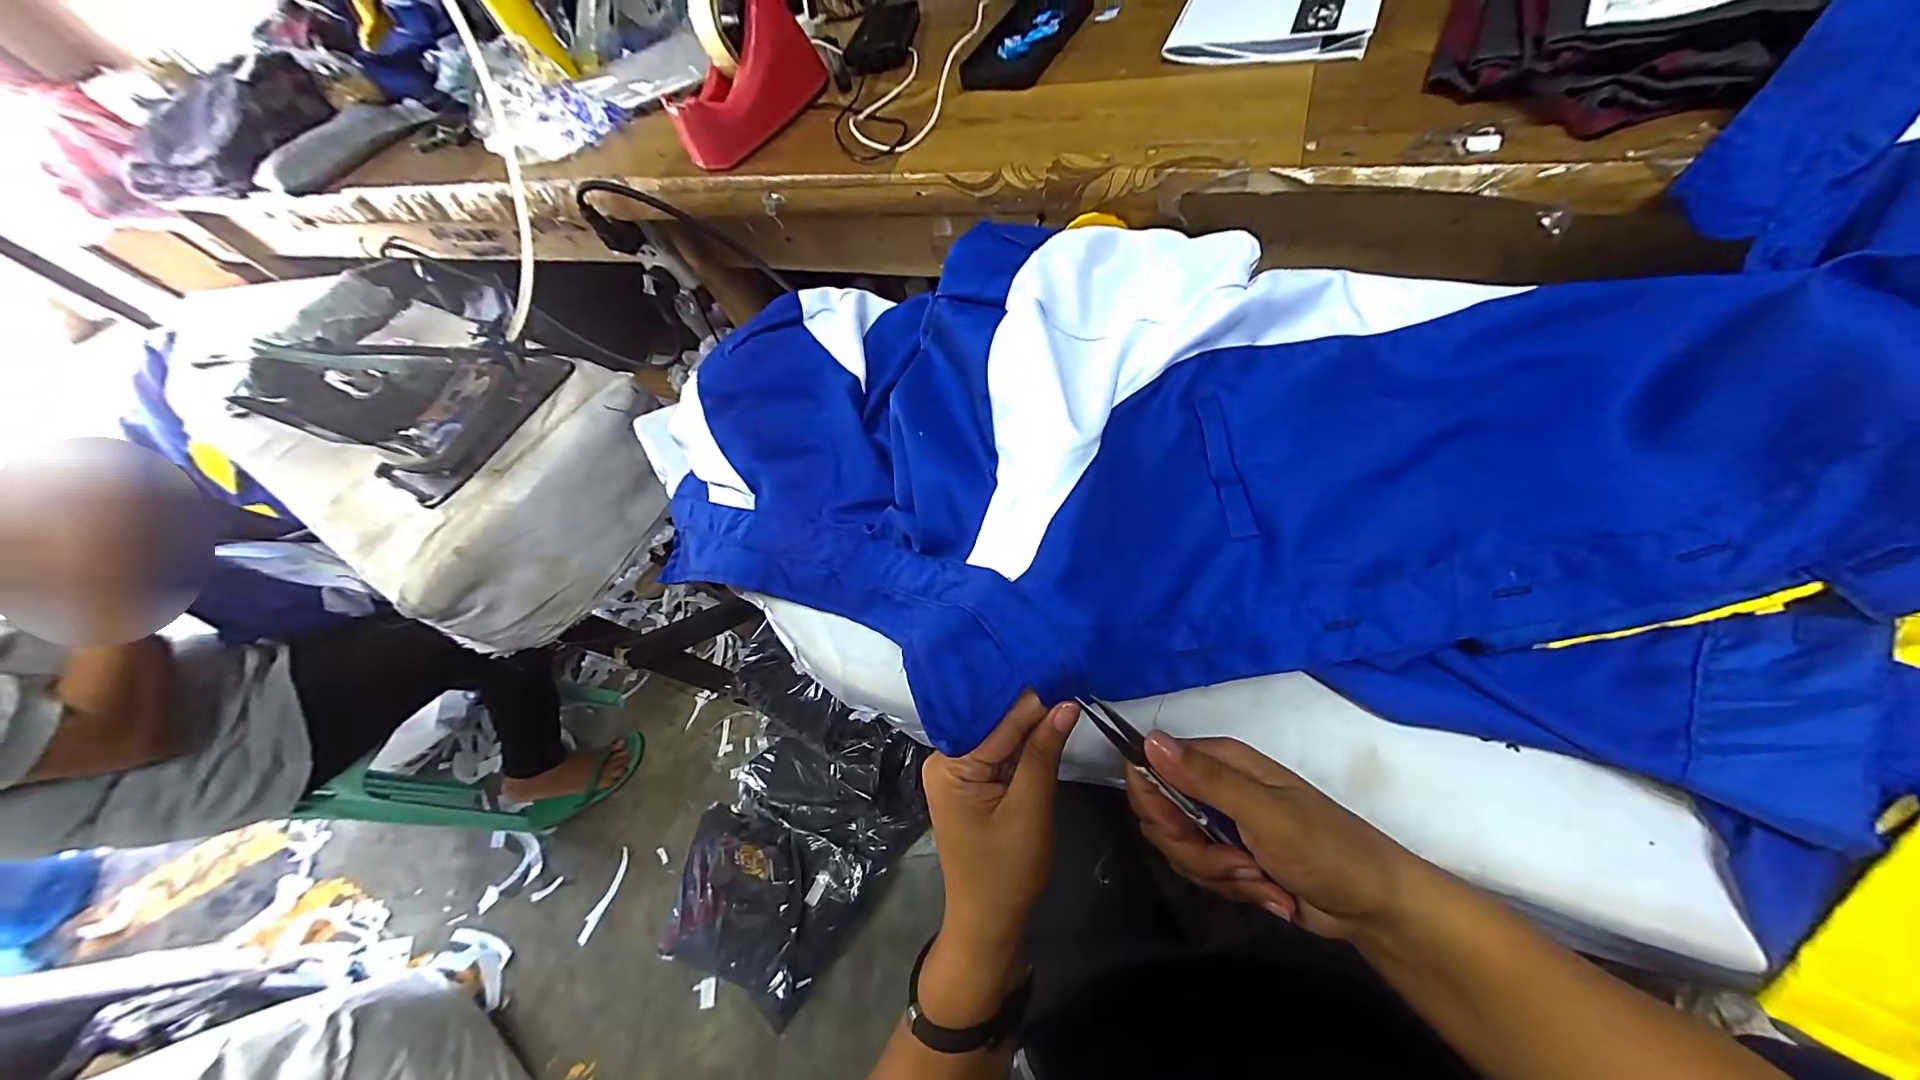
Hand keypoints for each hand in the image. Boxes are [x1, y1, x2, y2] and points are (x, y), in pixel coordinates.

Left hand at [921, 692, 1080, 948]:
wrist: (989, 922)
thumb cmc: (1006, 871)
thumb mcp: (1029, 809)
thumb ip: (1044, 753)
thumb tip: (1065, 704)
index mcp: (949, 765)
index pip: (997, 722)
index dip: (1032, 698)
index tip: (1061, 666)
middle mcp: (946, 760)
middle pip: (993, 723)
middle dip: (1029, 703)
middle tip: (1063, 668)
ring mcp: (958, 771)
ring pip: (999, 735)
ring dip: (1029, 720)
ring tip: (1061, 684)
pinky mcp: (973, 782)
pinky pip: (999, 752)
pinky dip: (1023, 741)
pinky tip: (1047, 720)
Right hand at [1126, 732, 1421, 939]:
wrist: (1375, 906)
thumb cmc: (1327, 849)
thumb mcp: (1264, 812)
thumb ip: (1205, 778)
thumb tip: (1150, 741)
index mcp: (1220, 762)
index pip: (1151, 765)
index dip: (1153, 799)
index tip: (1177, 827)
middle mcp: (1213, 786)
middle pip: (1158, 814)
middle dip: (1191, 848)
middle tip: (1234, 860)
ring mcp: (1220, 823)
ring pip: (1178, 849)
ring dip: (1218, 873)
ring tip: (1262, 878)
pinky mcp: (1229, 857)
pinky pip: (1201, 873)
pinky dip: (1232, 887)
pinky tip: (1269, 890)